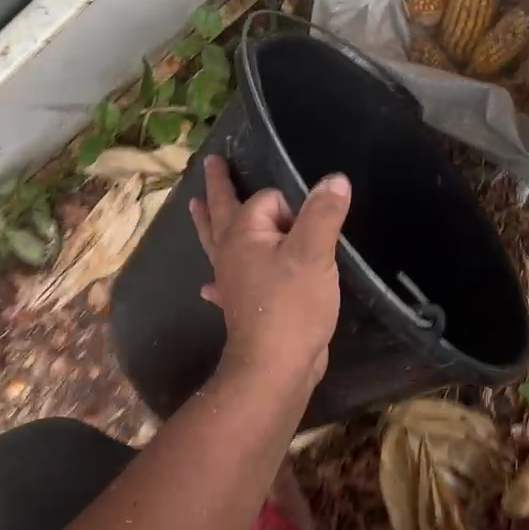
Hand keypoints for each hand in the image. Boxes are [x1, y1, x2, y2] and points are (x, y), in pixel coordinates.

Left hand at [190, 155, 351, 392]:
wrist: (275, 366)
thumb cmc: (291, 306)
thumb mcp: (314, 254)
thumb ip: (324, 213)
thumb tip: (335, 179)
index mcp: (243, 235)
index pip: (268, 200)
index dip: (292, 207)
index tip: (308, 229)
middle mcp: (230, 253)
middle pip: (222, 211)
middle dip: (219, 187)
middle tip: (212, 163)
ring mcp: (232, 280)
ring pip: (217, 242)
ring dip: (207, 223)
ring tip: (193, 206)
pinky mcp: (241, 305)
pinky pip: (224, 283)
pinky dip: (217, 280)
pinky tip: (208, 288)